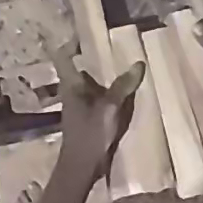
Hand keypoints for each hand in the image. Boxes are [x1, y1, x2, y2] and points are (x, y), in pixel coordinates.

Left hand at [51, 42, 143, 180]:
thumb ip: (123, 86)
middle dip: (95, 58)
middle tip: (116, 48)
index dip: (71, 44)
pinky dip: (109, 92)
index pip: (63, 57)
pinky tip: (126, 92)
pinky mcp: (88, 118)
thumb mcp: (109, 108)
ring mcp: (79, 106)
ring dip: (105, 76)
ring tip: (125, 66)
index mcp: (71, 85)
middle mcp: (72, 92)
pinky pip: (99, 98)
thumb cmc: (90, 134)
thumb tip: (138, 63)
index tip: (87, 34)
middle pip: (80, 69)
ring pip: (91, 84)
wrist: (81, 167)